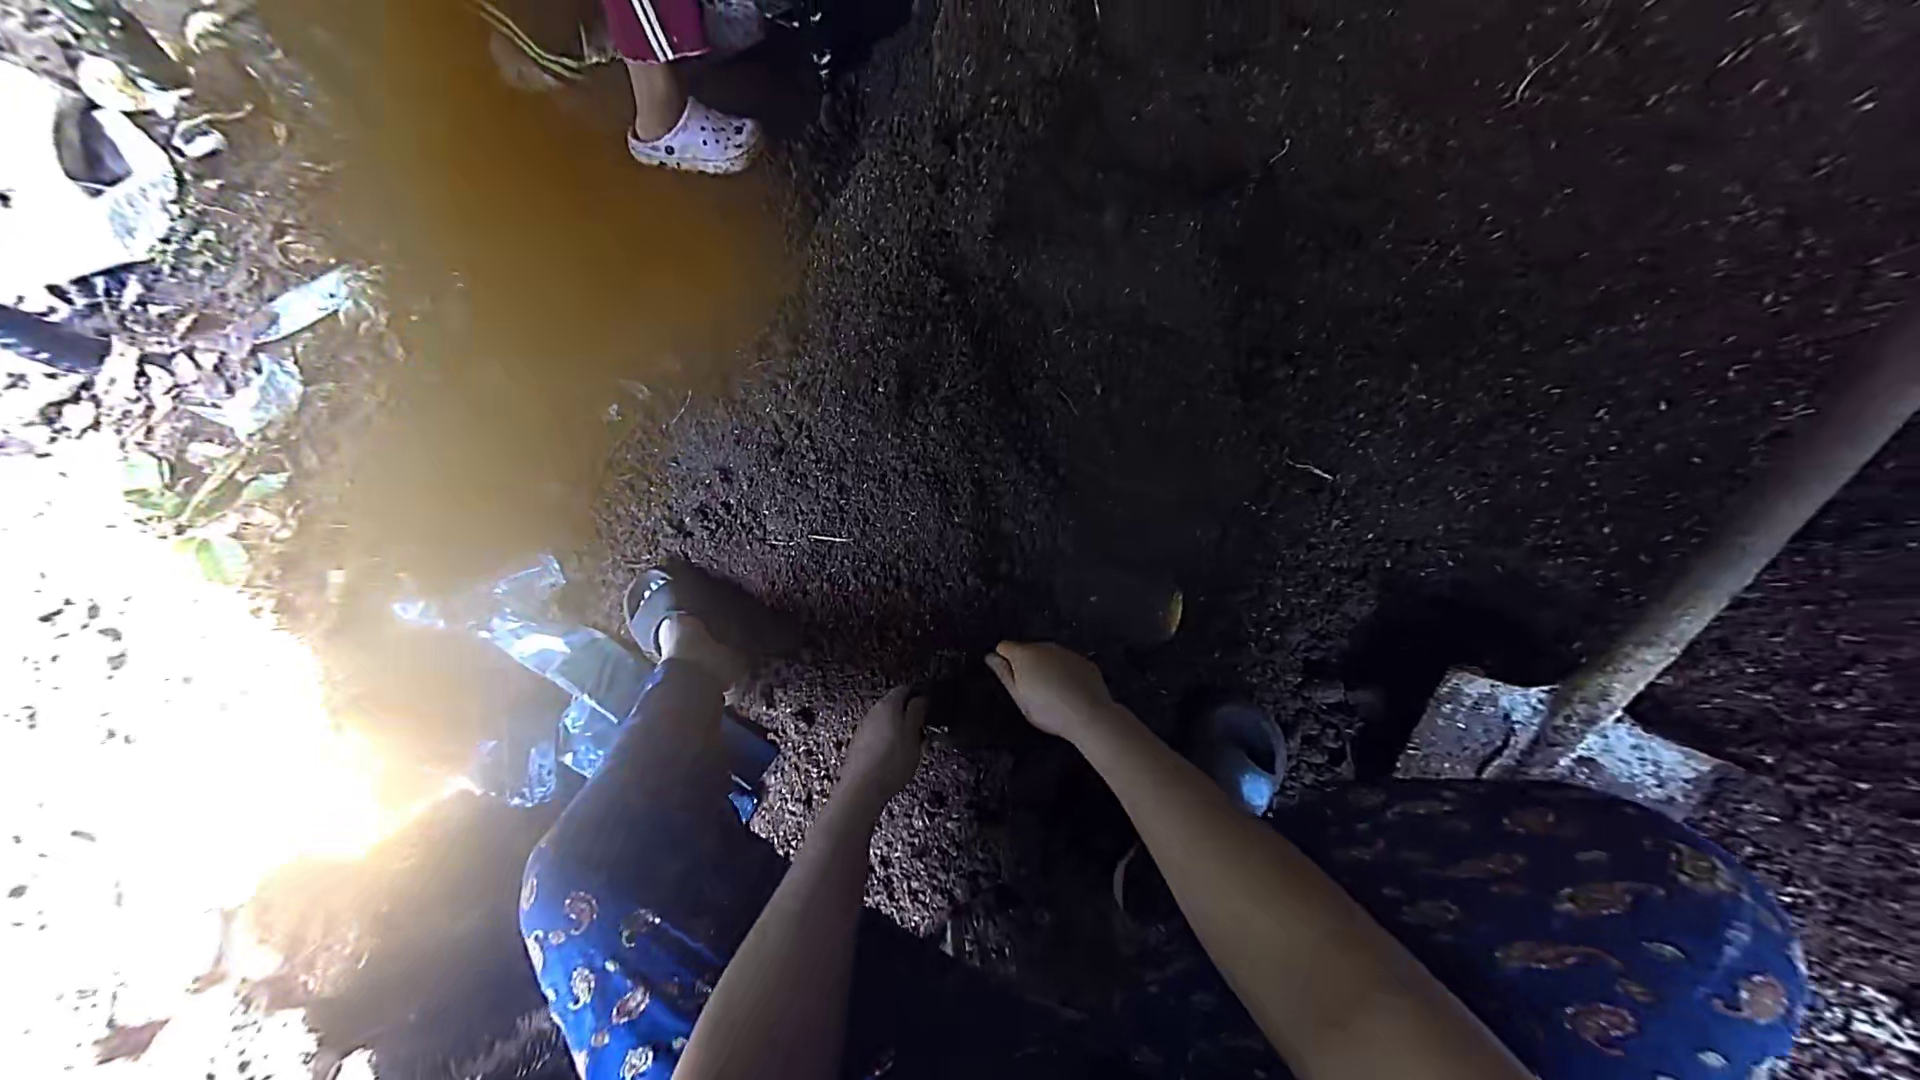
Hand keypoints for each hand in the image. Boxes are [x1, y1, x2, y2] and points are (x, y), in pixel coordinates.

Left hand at [835, 686, 927, 811]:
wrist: (862, 789)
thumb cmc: (889, 764)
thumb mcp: (914, 735)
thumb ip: (918, 713)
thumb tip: (921, 700)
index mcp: (887, 705)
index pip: (904, 690)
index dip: (918, 696)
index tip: (927, 707)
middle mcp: (872, 713)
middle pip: (893, 706)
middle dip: (908, 715)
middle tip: (922, 731)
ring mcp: (863, 729)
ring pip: (885, 722)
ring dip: (897, 730)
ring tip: (909, 749)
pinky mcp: (858, 746)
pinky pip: (876, 737)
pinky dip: (886, 743)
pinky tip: (893, 759)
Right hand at [984, 641, 1120, 742]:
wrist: (1089, 715)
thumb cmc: (1047, 710)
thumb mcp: (1019, 697)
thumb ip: (1003, 674)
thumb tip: (990, 656)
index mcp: (1024, 654)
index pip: (1004, 646)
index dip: (1004, 661)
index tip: (1012, 680)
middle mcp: (1045, 646)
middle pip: (1028, 650)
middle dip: (1027, 664)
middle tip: (1033, 691)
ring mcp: (1067, 652)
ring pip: (1049, 656)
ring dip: (1046, 667)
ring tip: (1053, 693)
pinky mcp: (1085, 661)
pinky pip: (1068, 663)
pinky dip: (1066, 672)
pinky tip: (1071, 692)